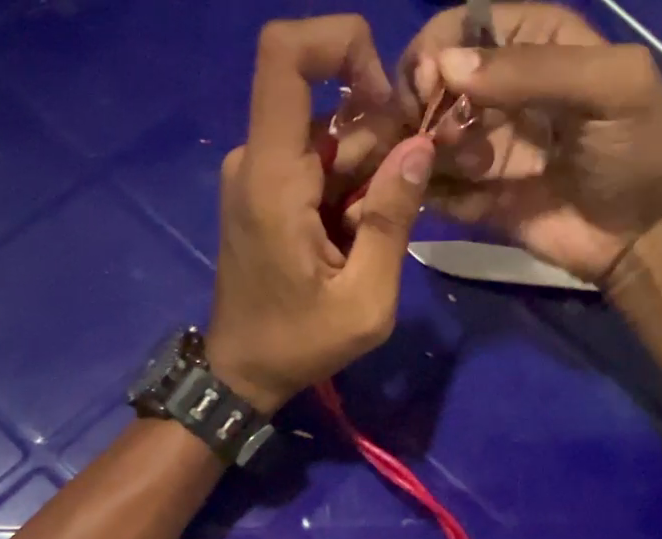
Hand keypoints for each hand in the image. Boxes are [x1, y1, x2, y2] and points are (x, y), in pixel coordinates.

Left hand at [204, 16, 436, 413]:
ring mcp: (254, 175)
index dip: (342, 43)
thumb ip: (393, 220)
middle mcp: (255, 160)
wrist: (241, 372)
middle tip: (399, 207)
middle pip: (328, 104)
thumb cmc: (299, 346)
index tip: (386, 97)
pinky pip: (315, 162)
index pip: (285, 52)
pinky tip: (352, 238)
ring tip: (369, 239)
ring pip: (328, 135)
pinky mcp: (261, 191)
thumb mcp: (365, 300)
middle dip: (380, 141)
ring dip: (367, 174)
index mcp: (272, 178)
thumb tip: (420, 144)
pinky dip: (347, 188)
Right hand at [399, 3, 661, 288]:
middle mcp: (501, 89)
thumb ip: (533, 69)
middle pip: (434, 78)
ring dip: (429, 150)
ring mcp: (484, 144)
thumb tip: (446, 67)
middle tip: (441, 136)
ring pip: (425, 134)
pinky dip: (430, 190)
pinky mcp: (474, 194)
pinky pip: (432, 186)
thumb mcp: (611, 87)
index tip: (429, 84)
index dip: (437, 47)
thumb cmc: (638, 151)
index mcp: (536, 41)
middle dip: (425, 103)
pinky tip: (455, 198)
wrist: (642, 237)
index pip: (463, 24)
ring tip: (467, 168)